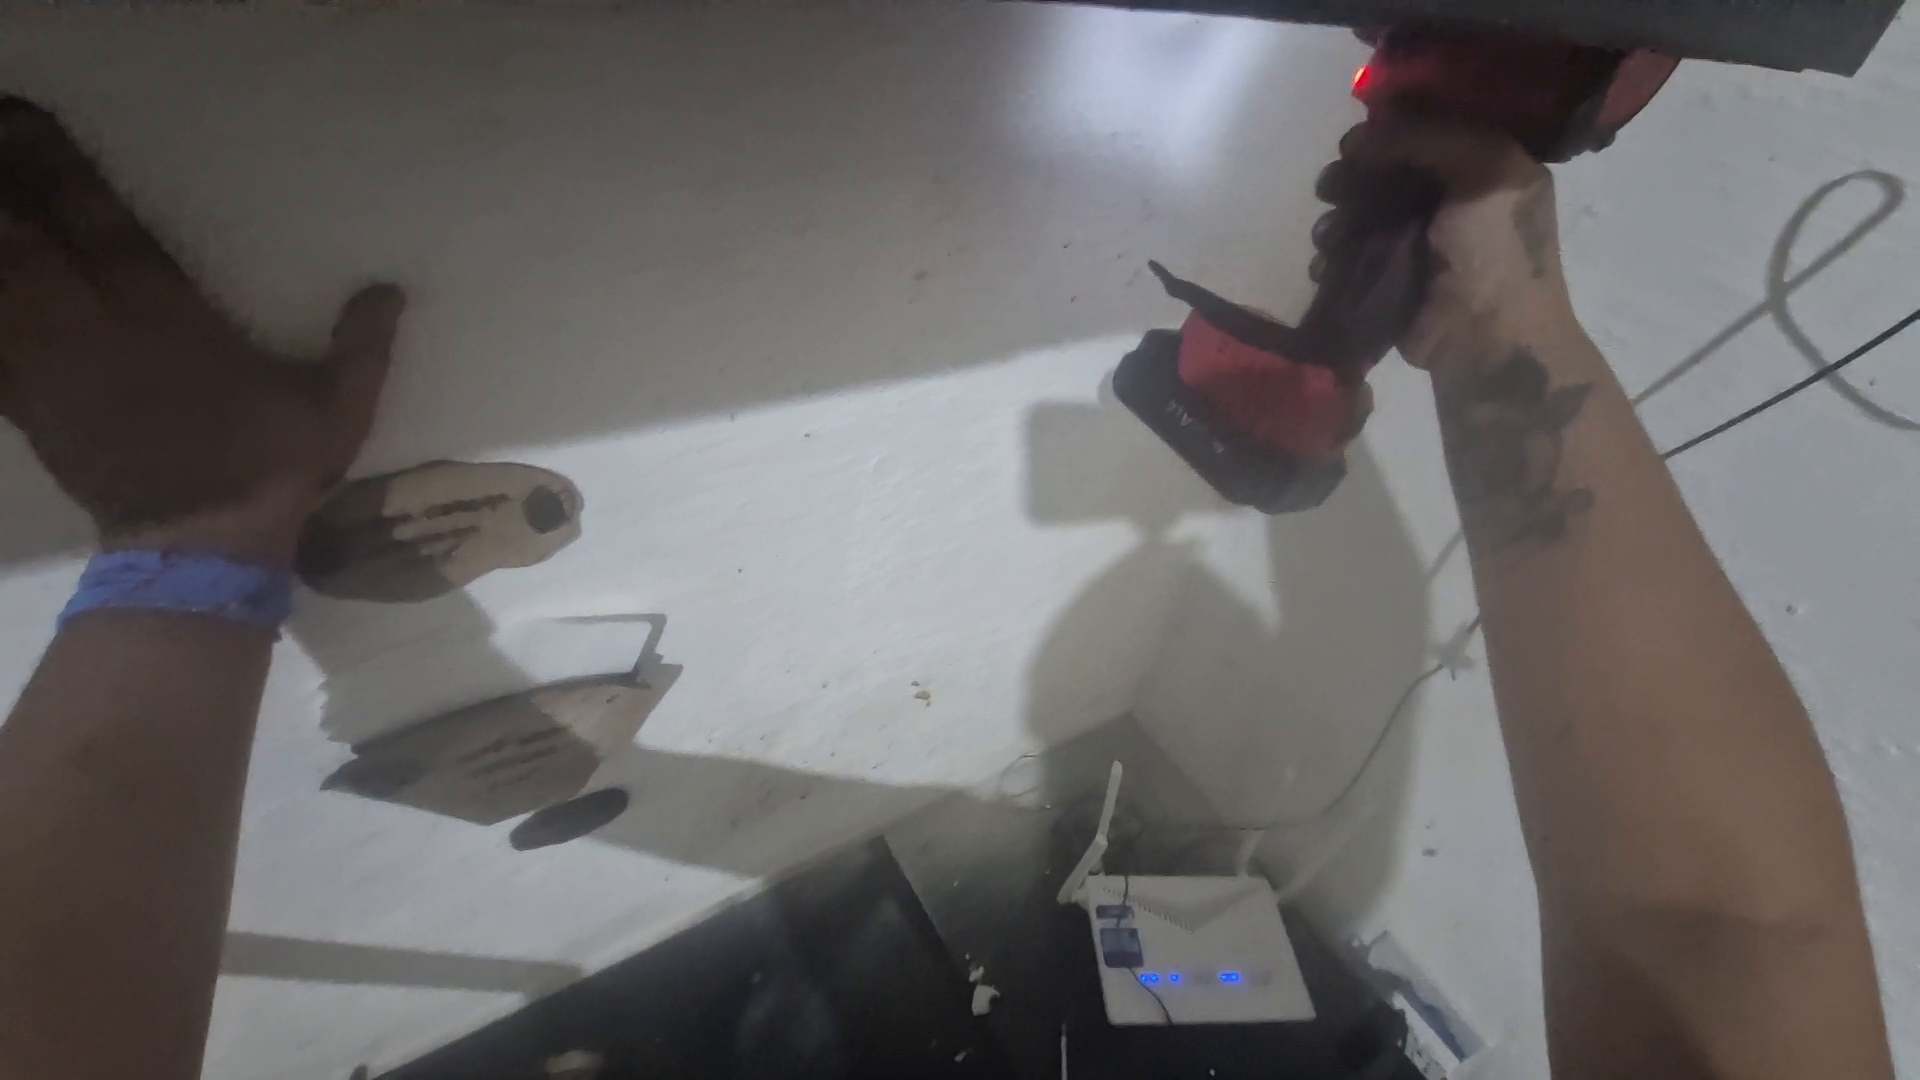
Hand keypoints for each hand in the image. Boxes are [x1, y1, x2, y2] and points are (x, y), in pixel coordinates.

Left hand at [0, 97, 402, 565]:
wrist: (206, 534)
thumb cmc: (278, 464)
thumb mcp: (342, 406)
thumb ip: (362, 347)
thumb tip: (390, 289)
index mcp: (173, 321)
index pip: (106, 228)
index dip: (60, 171)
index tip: (26, 120)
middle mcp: (95, 325)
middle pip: (22, 235)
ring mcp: (46, 361)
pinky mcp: (22, 397)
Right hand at [1313, 115, 1575, 371]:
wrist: (1485, 335)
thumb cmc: (1496, 250)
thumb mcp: (1484, 172)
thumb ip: (1428, 139)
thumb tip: (1360, 138)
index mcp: (1480, 167)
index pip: (1424, 133)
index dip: (1386, 132)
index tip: (1352, 144)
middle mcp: (1445, 201)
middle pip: (1383, 176)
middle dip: (1351, 179)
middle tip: (1329, 188)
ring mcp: (1411, 244)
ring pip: (1358, 218)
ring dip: (1335, 222)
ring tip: (1328, 237)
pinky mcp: (1385, 281)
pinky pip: (1348, 259)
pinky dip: (1330, 259)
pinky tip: (1324, 265)